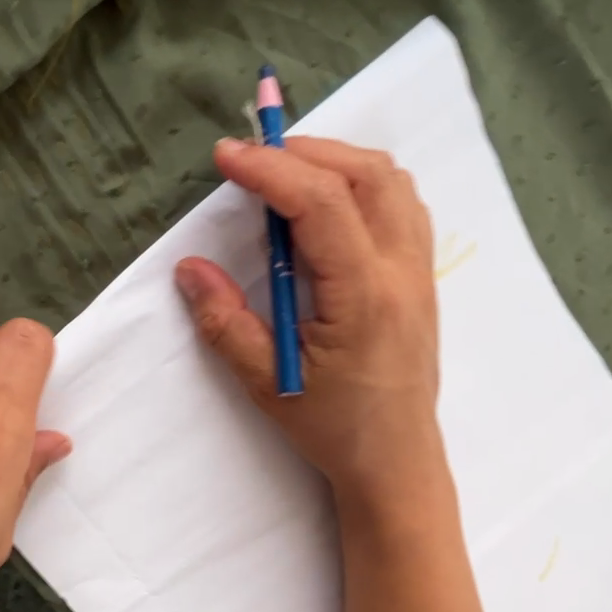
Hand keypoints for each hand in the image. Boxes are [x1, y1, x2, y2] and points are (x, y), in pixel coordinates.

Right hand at [175, 136, 444, 505]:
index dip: (269, 169)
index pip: (320, 203)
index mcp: (363, 295)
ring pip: (390, 181)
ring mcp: (418, 270)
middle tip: (252, 160)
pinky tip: (328, 204)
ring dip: (336, 161)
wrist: (395, 460)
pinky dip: (362, 183)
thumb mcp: (266, 383)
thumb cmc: (333, 429)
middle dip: (303, 152)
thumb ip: (227, 323)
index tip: (225, 156)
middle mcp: (400, 270)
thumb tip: (190, 269)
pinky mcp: (420, 277)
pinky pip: (401, 203)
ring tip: (286, 174)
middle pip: (364, 173)